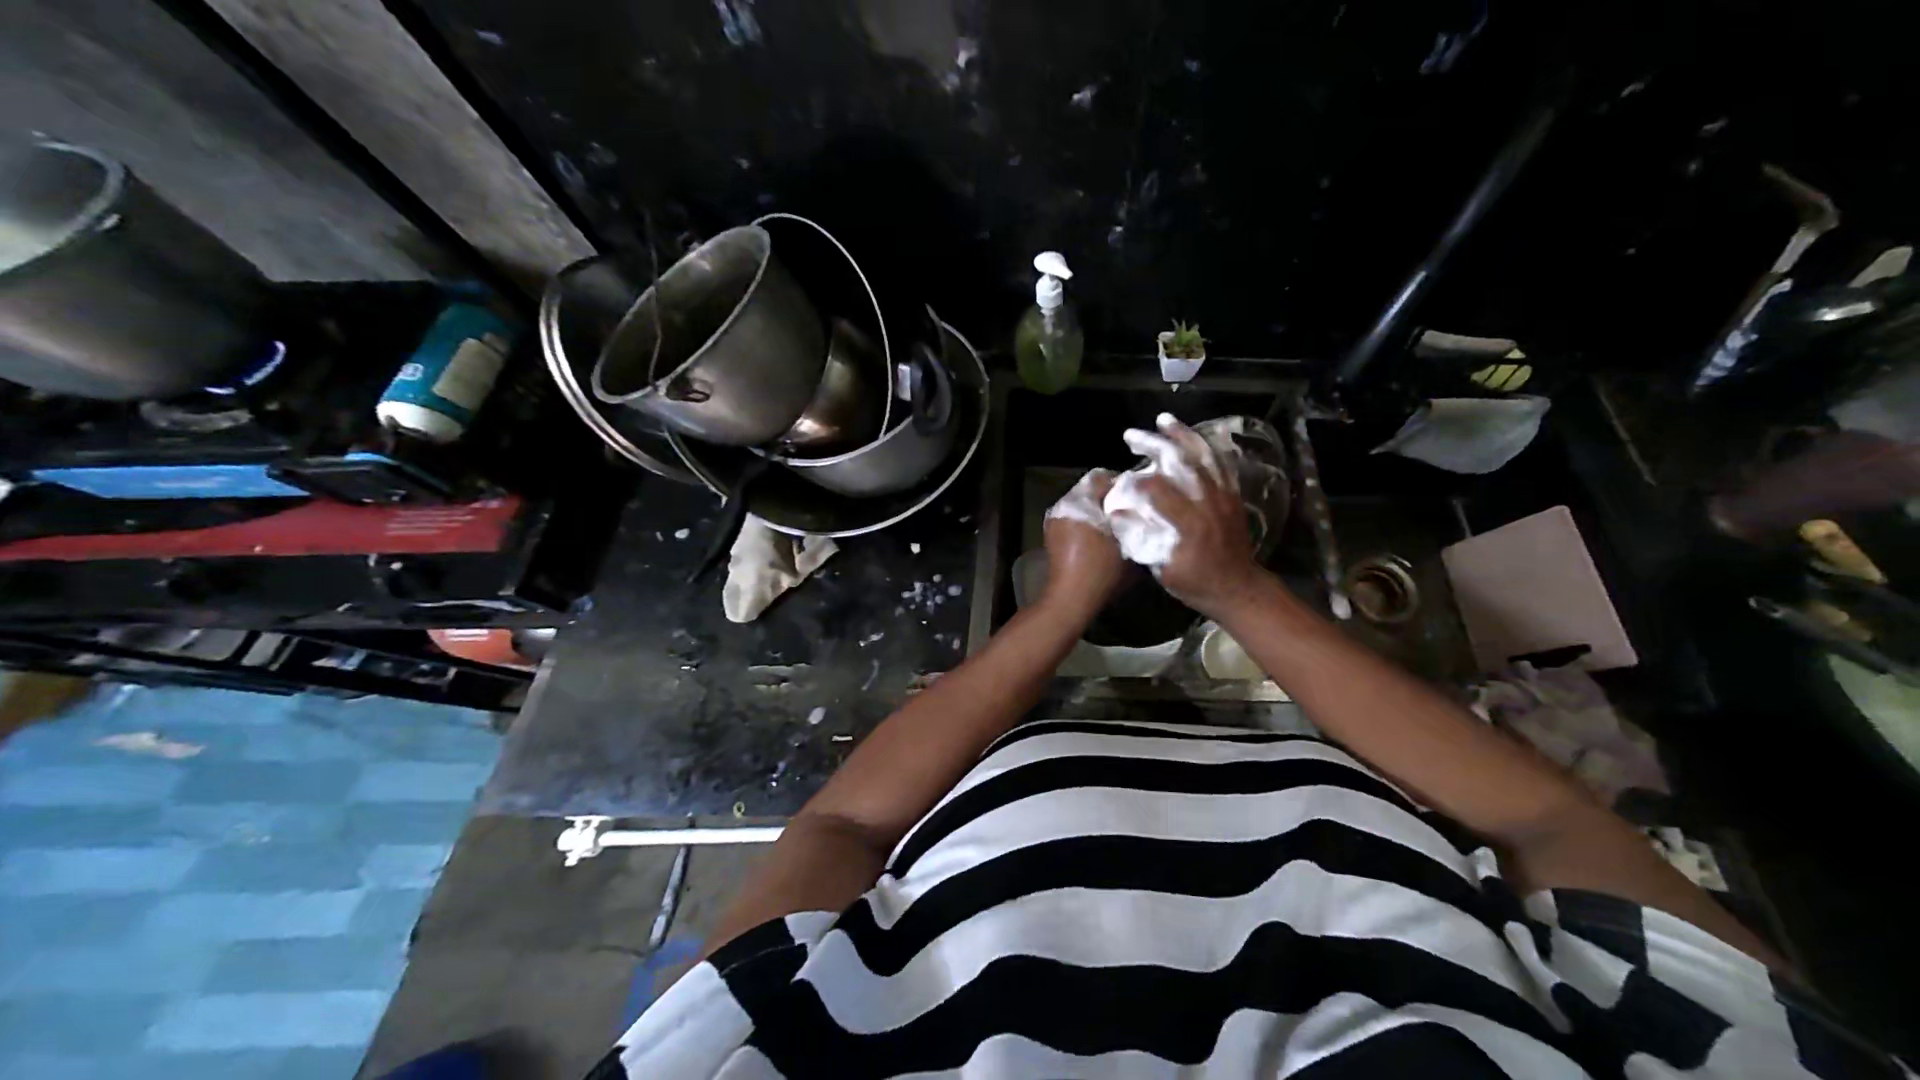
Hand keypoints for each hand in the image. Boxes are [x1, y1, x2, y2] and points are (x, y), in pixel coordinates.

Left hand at [1041, 469, 1124, 618]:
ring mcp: (1054, 521)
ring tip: (1118, 524)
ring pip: (1082, 505)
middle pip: (1091, 491)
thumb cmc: (1100, 570)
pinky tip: (1102, 537)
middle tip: (1131, 510)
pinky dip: (1087, 523)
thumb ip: (1132, 520)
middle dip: (1110, 499)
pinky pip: (1074, 519)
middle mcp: (1062, 506)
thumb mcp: (1125, 544)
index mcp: (1079, 502)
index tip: (1140, 497)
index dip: (1124, 485)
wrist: (1071, 598)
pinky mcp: (1053, 535)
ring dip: (1098, 511)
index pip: (1103, 478)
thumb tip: (1139, 509)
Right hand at [1106, 418, 1262, 615]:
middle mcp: (1208, 502)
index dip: (1134, 480)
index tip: (1117, 481)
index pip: (1157, 489)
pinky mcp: (1232, 495)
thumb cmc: (1194, 583)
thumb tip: (1116, 512)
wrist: (1237, 587)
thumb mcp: (1162, 568)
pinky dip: (1205, 446)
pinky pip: (1220, 462)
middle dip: (1153, 444)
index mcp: (1189, 523)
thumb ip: (1139, 538)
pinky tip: (1191, 437)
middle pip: (1180, 462)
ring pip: (1203, 455)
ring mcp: (1224, 495)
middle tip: (1131, 436)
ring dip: (1182, 435)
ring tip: (1162, 420)